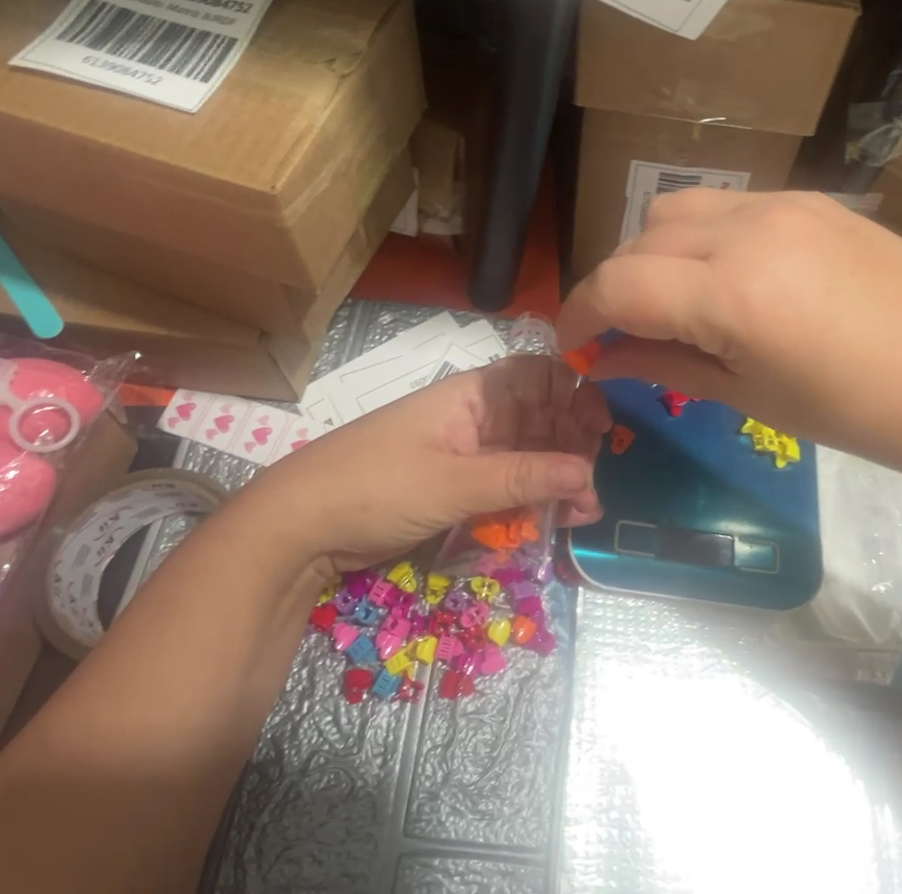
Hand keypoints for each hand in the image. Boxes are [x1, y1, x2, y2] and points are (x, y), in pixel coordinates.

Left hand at [219, 356, 609, 573]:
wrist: (299, 526)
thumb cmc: (375, 486)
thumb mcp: (454, 482)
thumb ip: (523, 477)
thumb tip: (589, 473)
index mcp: (472, 394)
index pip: (539, 375)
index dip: (576, 394)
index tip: (602, 431)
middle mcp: (473, 417)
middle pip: (540, 419)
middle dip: (572, 449)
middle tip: (591, 490)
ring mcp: (463, 454)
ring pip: (525, 457)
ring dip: (556, 480)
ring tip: (580, 514)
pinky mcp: (453, 488)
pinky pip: (504, 486)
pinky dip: (529, 501)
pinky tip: (550, 521)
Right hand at [556, 190, 901, 476]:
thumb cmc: (854, 414)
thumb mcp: (748, 398)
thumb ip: (664, 367)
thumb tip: (602, 360)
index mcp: (731, 292)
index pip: (618, 286)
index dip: (578, 314)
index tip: (570, 343)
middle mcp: (750, 229)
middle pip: (640, 240)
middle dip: (615, 286)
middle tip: (621, 333)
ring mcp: (786, 204)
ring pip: (679, 209)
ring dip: (654, 251)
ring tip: (673, 300)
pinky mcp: (815, 199)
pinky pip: (730, 205)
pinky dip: (703, 236)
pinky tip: (729, 278)